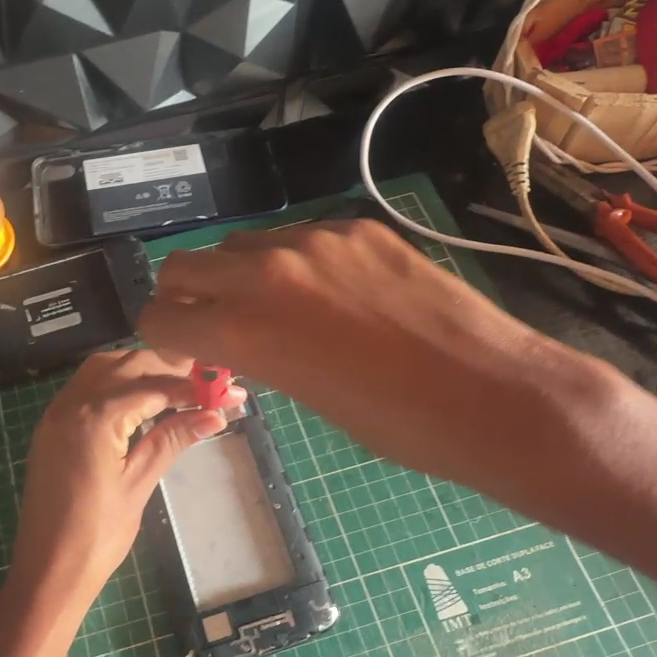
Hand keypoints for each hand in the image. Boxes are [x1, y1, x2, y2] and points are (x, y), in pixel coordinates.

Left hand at [10, 350, 245, 611]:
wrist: (47, 571)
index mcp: (96, 417)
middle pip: (128, 366)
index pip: (154, 386)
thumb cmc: (97, 536)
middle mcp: (72, 403)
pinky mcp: (52, 425)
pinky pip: (86, 386)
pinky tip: (142, 396)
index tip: (228, 390)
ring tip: (180, 382)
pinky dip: (117, 381)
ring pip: (104, 369)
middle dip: (169, 367)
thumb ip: (172, 439)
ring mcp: (57, 412)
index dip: (193, 386)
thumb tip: (215, 414)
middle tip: (209, 379)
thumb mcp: (139, 483)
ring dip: (141, 368)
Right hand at [138, 220, 620, 490]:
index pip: (160, 318)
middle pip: (184, 266)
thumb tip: (237, 340)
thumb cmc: (399, 427)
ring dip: (238, 274)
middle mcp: (266, 271)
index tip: (183, 350)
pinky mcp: (358, 229)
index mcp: (244, 330)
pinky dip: (293, 262)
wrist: (496, 395)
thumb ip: (257, 355)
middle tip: (215, 325)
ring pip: (240, 244)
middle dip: (186, 298)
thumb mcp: (306, 396)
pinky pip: (298, 237)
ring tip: (278, 309)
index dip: (164, 338)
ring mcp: (316, 241)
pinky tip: (332, 295)